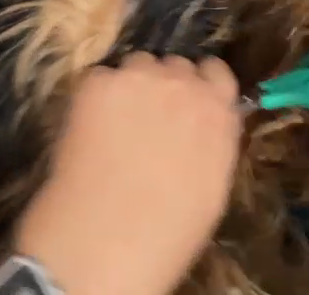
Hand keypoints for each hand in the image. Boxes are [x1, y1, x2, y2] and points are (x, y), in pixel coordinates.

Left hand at [15, 53, 241, 294]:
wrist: (103, 243)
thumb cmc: (167, 234)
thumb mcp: (212, 188)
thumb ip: (214, 140)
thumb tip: (205, 123)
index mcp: (217, 111)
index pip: (216, 71)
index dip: (200, 84)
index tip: (188, 101)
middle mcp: (182, 83)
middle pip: (175, 66)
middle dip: (164, 86)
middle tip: (148, 120)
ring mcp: (139, 76)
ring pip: (137, 65)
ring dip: (131, 87)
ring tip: (116, 127)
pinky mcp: (98, 81)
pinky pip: (100, 79)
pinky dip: (96, 99)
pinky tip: (90, 132)